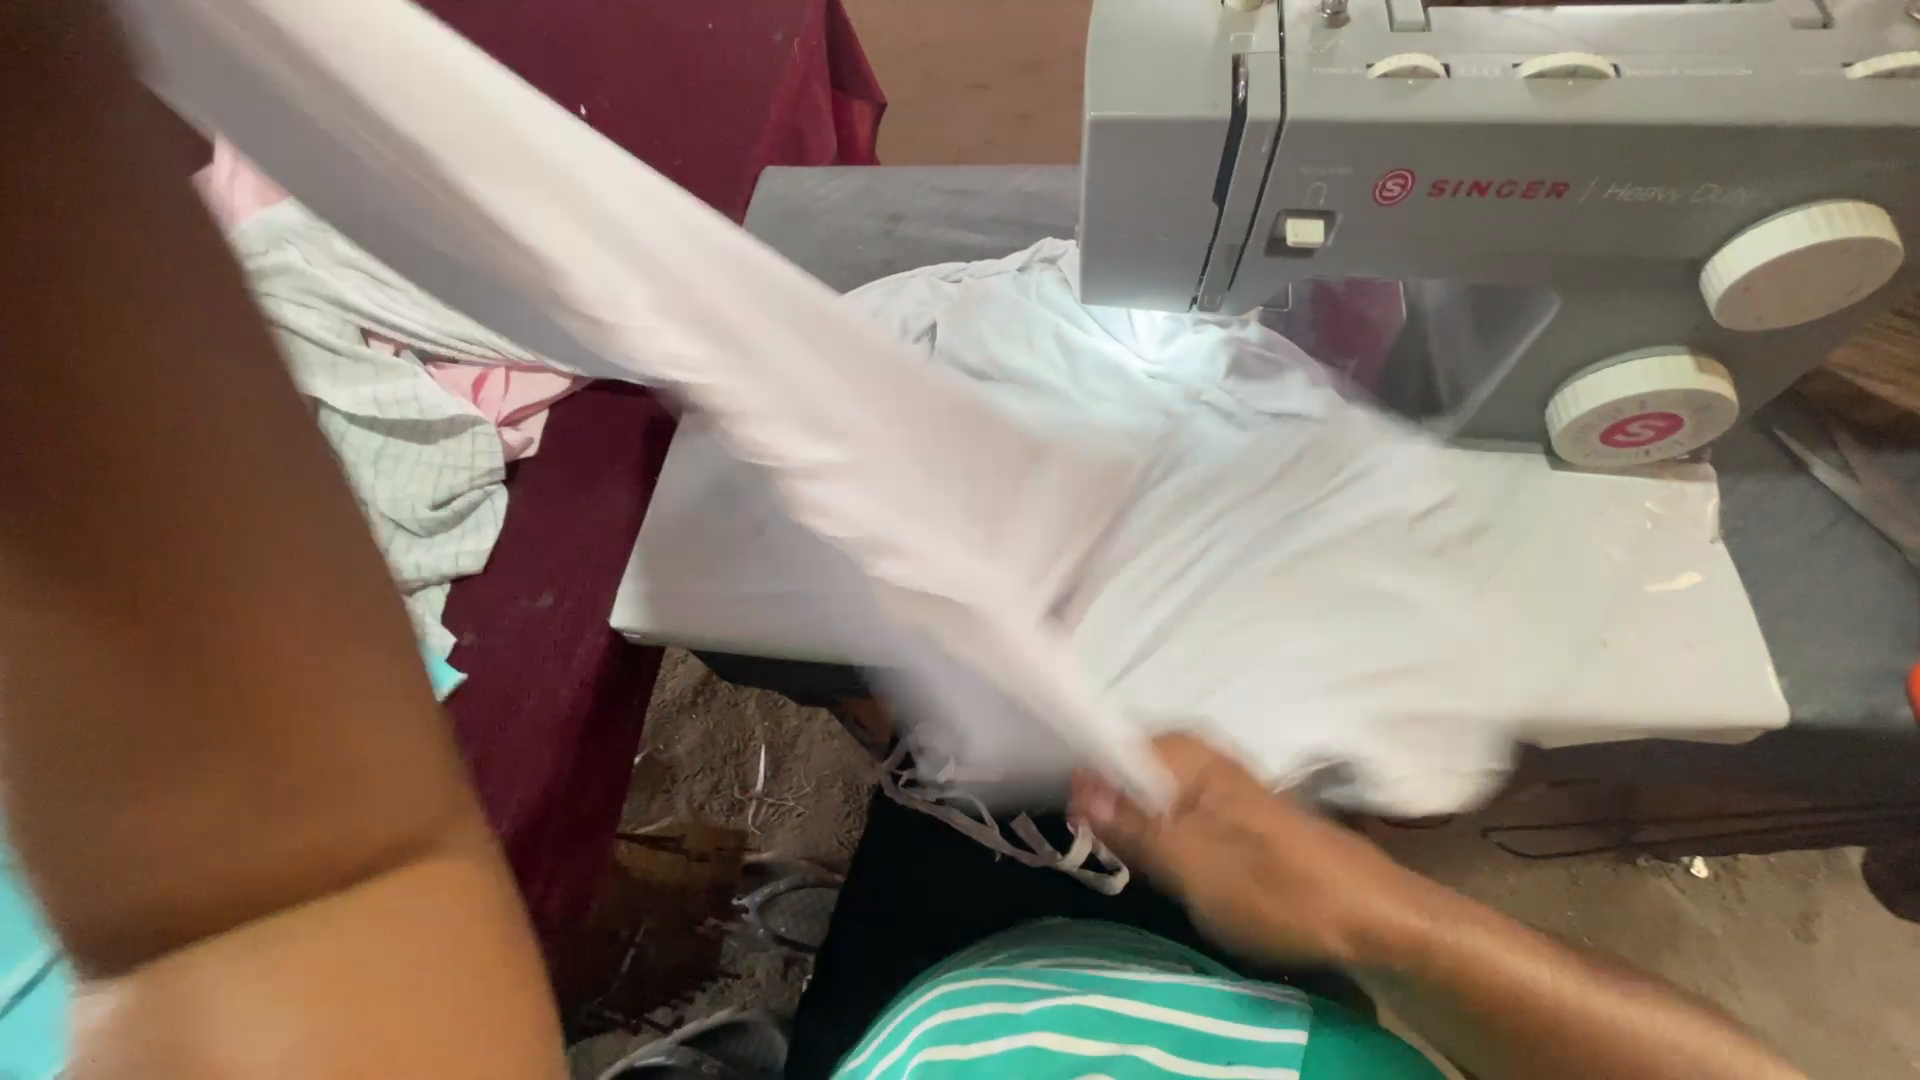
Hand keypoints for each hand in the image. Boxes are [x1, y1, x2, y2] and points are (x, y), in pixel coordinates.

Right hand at [1071, 734, 1421, 967]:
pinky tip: (1138, 861)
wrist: (1371, 921)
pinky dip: (1147, 833)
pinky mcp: (1225, 817)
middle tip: (1064, 837)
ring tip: (1092, 850)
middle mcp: (1195, 756)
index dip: (1069, 770)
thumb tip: (1072, 784)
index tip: (1042, 806)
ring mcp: (1212, 786)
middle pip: (1120, 767)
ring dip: (1119, 821)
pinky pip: (1166, 813)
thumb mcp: (1190, 861)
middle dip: (1092, 799)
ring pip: (1142, 794)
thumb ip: (1128, 822)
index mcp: (1184, 750)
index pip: (1103, 742)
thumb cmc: (1276, 887)